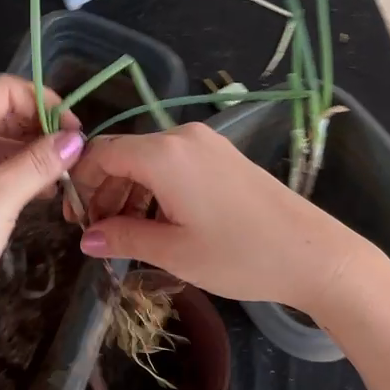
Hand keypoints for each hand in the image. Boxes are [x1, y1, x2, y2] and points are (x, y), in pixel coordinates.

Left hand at [0, 75, 83, 339]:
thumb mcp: (1, 197)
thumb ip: (40, 162)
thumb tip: (76, 138)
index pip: (2, 89)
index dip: (41, 101)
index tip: (74, 129)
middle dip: (37, 126)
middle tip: (72, 152)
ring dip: (29, 150)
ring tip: (63, 173)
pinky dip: (14, 170)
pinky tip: (42, 190)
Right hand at [68, 122, 373, 308]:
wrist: (314, 253)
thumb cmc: (239, 254)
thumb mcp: (175, 252)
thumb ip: (124, 238)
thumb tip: (87, 239)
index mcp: (163, 152)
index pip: (102, 152)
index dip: (82, 182)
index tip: (75, 219)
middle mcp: (180, 135)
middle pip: (124, 153)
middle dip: (104, 189)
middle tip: (96, 232)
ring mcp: (204, 142)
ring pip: (148, 158)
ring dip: (129, 190)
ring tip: (126, 233)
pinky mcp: (221, 154)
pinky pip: (172, 161)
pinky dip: (155, 186)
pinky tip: (158, 220)